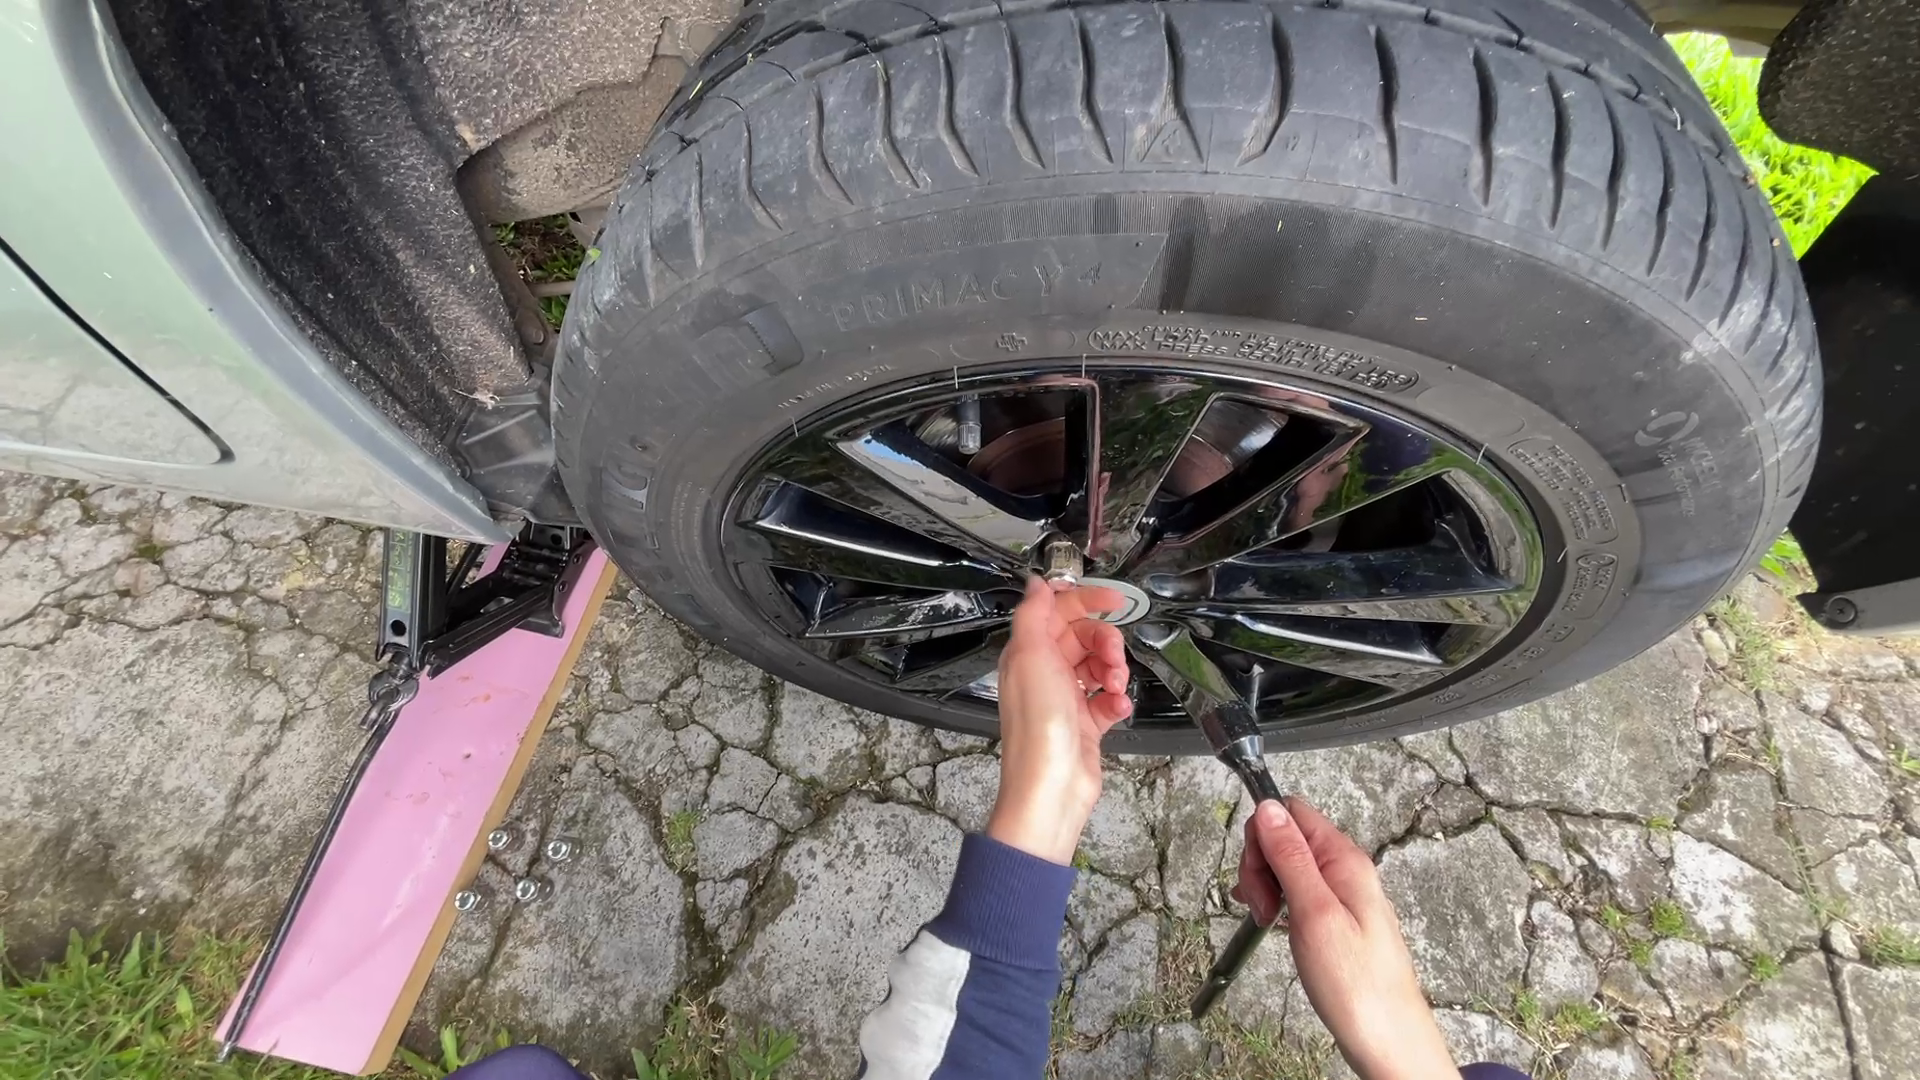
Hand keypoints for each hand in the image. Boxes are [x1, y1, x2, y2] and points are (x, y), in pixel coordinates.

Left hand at [986, 577, 1131, 864]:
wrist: (1052, 784)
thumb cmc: (1039, 720)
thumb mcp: (1029, 655)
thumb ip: (1032, 614)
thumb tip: (1036, 582)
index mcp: (1028, 651)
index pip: (1059, 610)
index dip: (1086, 600)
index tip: (1116, 600)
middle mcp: (1045, 671)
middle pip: (1084, 637)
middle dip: (1106, 642)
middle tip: (1113, 660)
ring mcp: (1066, 697)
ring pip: (1099, 666)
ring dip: (1114, 671)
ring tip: (1115, 687)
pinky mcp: (1086, 723)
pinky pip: (1108, 699)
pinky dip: (1117, 700)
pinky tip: (1118, 708)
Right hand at [1234, 798, 1459, 1079]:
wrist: (1390, 1048)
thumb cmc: (1356, 986)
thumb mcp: (1313, 913)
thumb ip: (1290, 856)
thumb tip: (1268, 805)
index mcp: (1343, 858)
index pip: (1289, 811)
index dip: (1262, 834)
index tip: (1257, 874)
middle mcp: (1344, 867)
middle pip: (1284, 835)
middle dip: (1260, 863)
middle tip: (1261, 905)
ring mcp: (1340, 891)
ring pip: (1285, 861)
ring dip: (1265, 883)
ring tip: (1265, 918)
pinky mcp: (1334, 914)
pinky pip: (1294, 887)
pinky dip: (1276, 899)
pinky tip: (1270, 920)